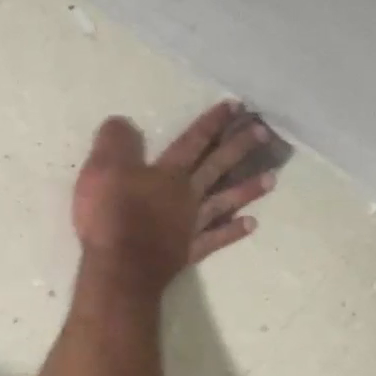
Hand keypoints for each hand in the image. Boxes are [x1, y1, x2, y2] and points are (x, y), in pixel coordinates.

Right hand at [71, 100, 281, 294]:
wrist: (119, 268)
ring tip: (272, 179)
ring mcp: (189, 226)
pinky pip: (215, 240)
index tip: (235, 107)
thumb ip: (115, 141)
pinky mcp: (186, 253)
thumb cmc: (110, 216)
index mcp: (168, 173)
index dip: (212, 123)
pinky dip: (233, 232)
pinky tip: (251, 225)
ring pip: (224, 203)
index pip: (193, 141)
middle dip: (238, 148)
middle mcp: (186, 196)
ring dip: (247, 190)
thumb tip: (123, 122)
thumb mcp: (102, 168)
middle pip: (216, 167)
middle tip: (264, 133)